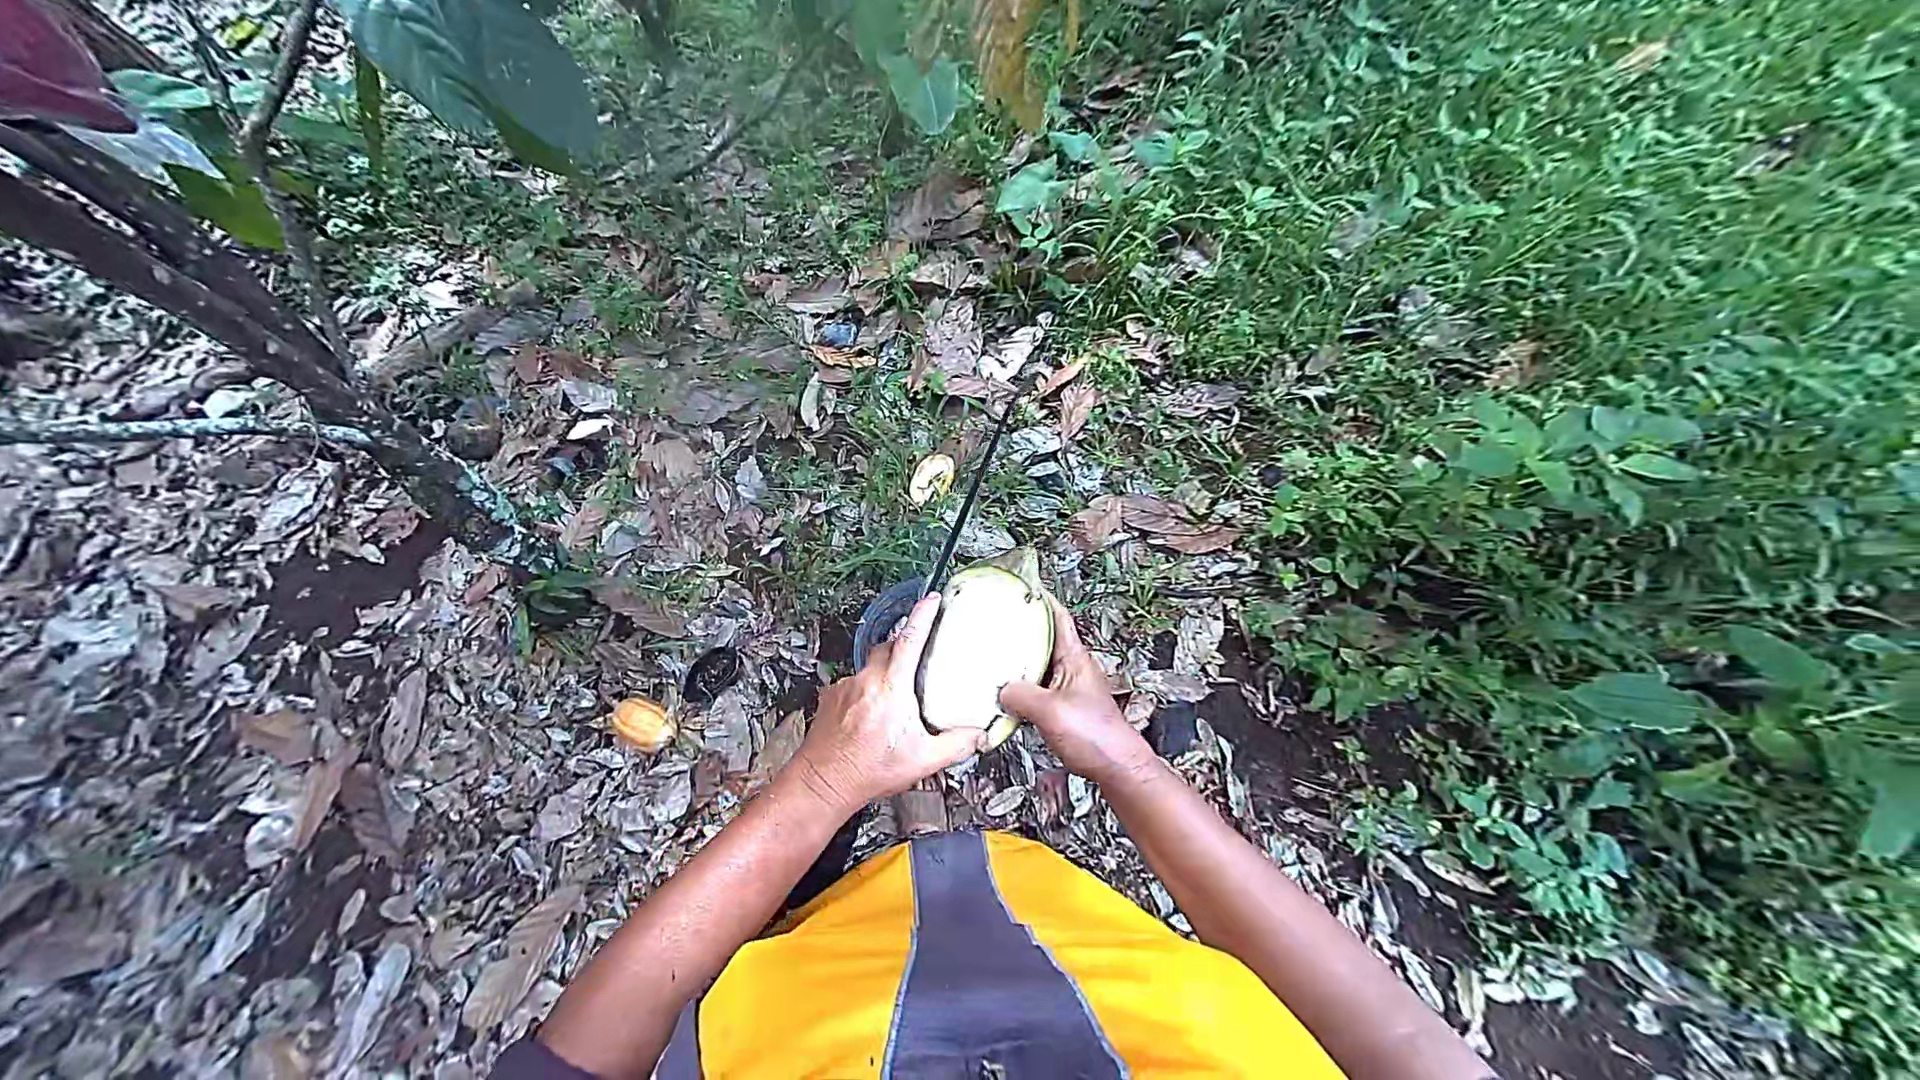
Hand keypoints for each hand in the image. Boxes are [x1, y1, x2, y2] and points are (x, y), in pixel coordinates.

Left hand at [788, 594, 987, 814]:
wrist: (823, 783)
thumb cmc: (866, 772)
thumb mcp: (922, 761)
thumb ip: (956, 745)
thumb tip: (979, 735)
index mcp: (891, 690)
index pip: (909, 640)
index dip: (923, 616)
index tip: (932, 599)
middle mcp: (866, 681)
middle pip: (889, 646)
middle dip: (904, 647)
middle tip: (917, 661)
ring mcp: (846, 686)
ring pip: (871, 665)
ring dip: (884, 673)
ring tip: (893, 699)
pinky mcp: (832, 695)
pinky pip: (855, 681)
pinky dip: (866, 689)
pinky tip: (871, 713)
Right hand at [999, 596, 1156, 785]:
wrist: (1117, 768)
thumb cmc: (1096, 736)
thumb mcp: (1050, 710)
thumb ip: (1020, 695)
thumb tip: (1001, 690)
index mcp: (1074, 658)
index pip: (1058, 617)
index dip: (1041, 600)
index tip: (1024, 587)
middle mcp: (1073, 668)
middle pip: (1044, 640)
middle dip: (1022, 630)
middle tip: (997, 623)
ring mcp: (1069, 688)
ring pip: (1039, 666)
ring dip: (1020, 662)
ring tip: (994, 657)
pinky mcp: (1065, 707)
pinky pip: (1038, 688)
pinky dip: (1022, 687)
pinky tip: (1007, 695)